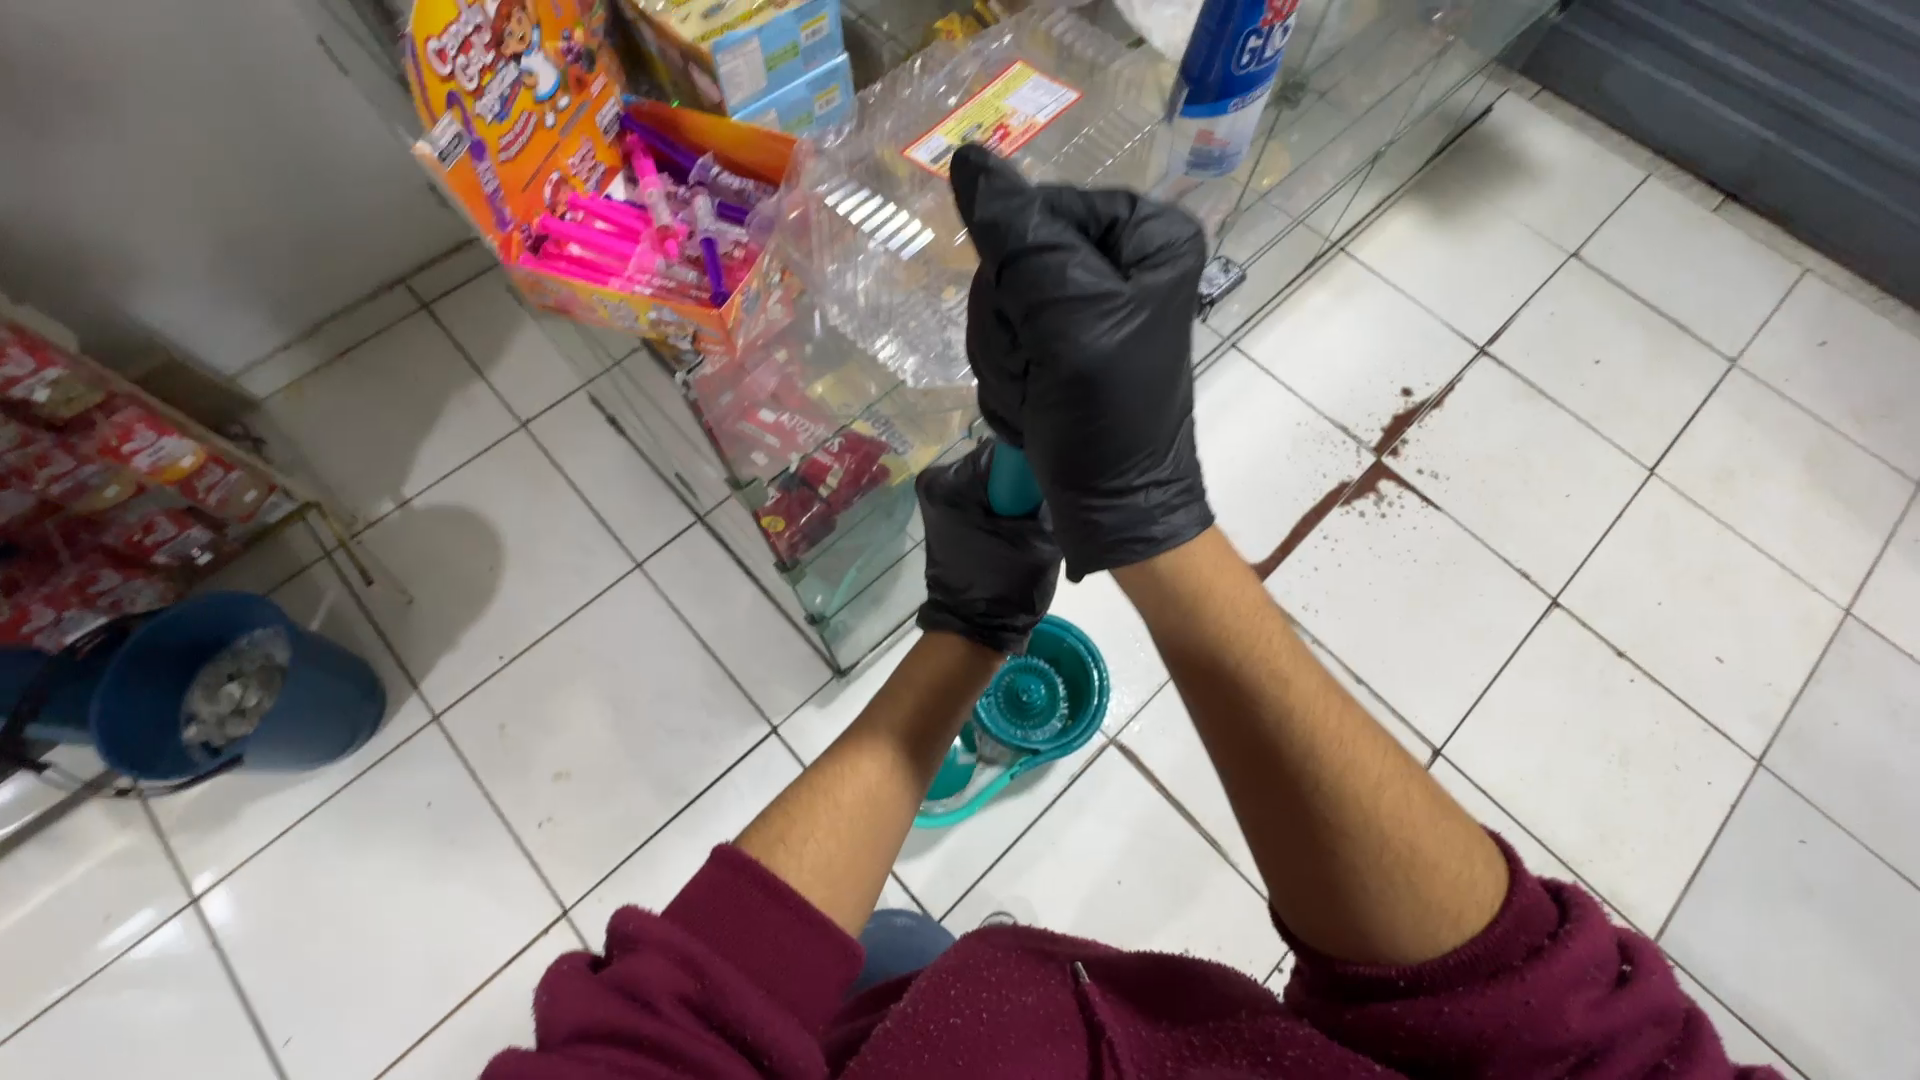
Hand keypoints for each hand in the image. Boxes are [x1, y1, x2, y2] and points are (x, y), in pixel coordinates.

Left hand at [915, 441, 1061, 653]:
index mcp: (952, 483)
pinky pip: (980, 498)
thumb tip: (1055, 472)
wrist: (972, 631)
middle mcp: (937, 482)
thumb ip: (1045, 498)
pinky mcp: (944, 517)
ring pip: (989, 481)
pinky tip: (1015, 526)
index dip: (1032, 460)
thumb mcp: (1038, 538)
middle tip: (1046, 500)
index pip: (1004, 450)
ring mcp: (937, 500)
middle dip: (1020, 479)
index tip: (1055, 475)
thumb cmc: (1006, 586)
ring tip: (1031, 517)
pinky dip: (998, 507)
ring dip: (1010, 495)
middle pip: (995, 463)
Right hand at [949, 143, 1213, 579]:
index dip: (1022, 271)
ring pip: (997, 307)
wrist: (1112, 510)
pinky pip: (999, 345)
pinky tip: (1037, 410)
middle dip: (1012, 328)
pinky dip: (1008, 385)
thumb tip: (965, 156)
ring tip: (1043, 397)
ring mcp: (1084, 310)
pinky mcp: (1059, 350)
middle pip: (1013, 260)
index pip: (1039, 210)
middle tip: (1044, 373)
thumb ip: (1017, 237)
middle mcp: (1116, 262)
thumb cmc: (1107, 419)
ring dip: (1006, 363)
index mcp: (1145, 236)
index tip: (1044, 328)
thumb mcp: (1067, 320)